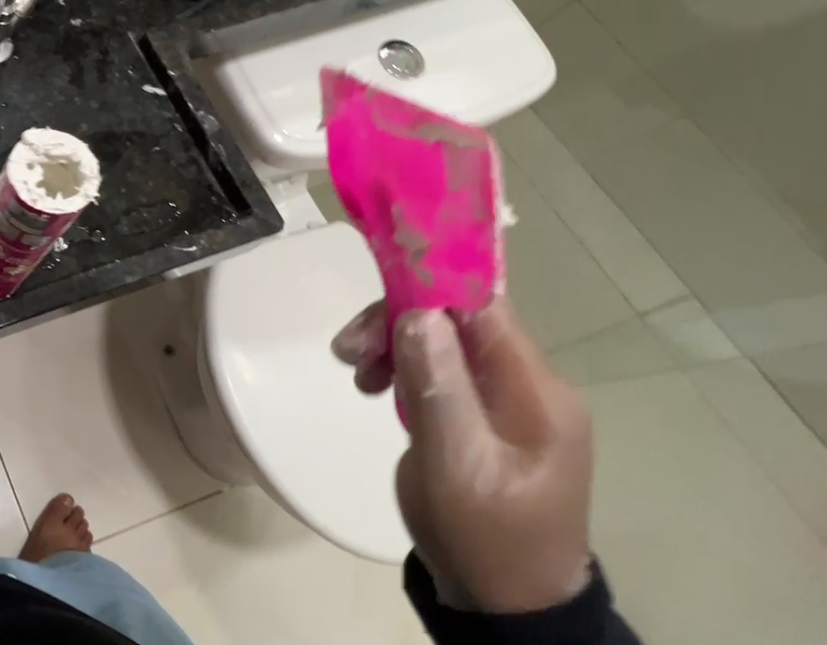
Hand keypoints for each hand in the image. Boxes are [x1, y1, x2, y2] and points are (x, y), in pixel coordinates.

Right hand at [333, 299, 594, 613]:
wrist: (506, 600)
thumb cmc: (482, 533)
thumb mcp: (455, 464)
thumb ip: (439, 387)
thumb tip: (419, 312)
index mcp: (537, 392)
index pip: (484, 306)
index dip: (429, 284)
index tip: (372, 291)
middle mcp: (530, 386)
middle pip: (456, 320)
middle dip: (397, 323)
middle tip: (347, 351)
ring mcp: (510, 401)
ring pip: (442, 341)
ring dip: (394, 346)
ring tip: (355, 373)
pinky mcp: (486, 415)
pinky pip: (442, 369)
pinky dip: (403, 368)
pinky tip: (377, 388)